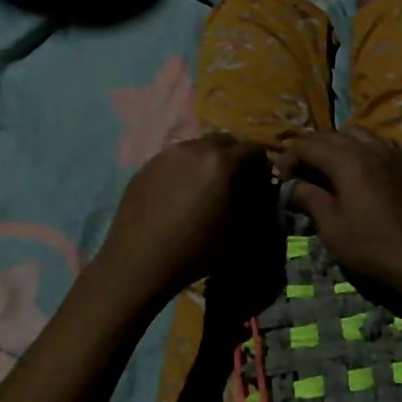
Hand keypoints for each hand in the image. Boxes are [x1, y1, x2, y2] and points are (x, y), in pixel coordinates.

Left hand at [98, 134, 269, 295]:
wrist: (139, 261)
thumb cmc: (194, 249)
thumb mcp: (235, 227)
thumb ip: (249, 199)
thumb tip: (253, 188)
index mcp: (220, 162)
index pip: (253, 149)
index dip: (262, 166)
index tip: (260, 183)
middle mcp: (193, 148)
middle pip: (224, 140)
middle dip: (234, 156)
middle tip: (234, 181)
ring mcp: (166, 154)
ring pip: (197, 146)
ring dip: (208, 160)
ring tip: (205, 187)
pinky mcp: (146, 165)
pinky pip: (174, 158)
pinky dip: (185, 168)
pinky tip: (179, 193)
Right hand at [280, 128, 401, 285]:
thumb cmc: (370, 245)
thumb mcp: (331, 226)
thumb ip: (310, 198)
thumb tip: (295, 186)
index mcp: (347, 162)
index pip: (308, 144)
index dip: (289, 156)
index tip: (282, 177)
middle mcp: (368, 148)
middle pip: (330, 134)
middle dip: (308, 147)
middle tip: (297, 170)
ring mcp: (389, 153)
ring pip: (354, 132)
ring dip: (333, 142)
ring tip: (324, 164)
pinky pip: (376, 140)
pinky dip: (358, 144)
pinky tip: (355, 162)